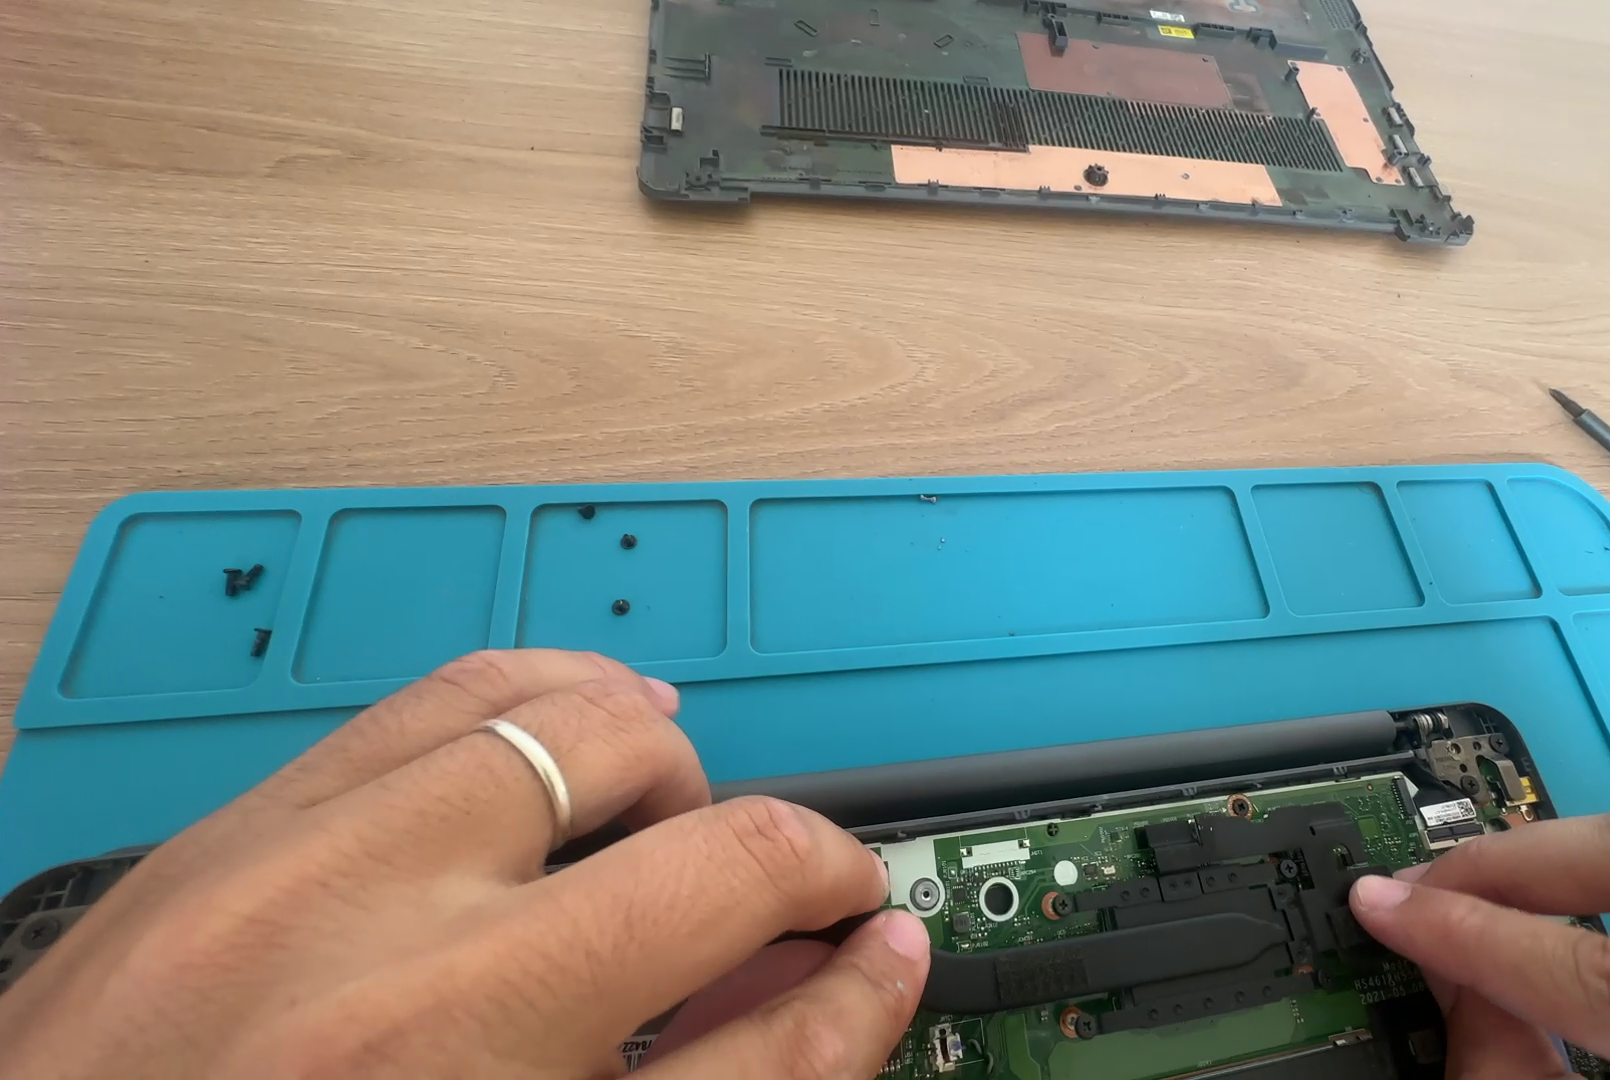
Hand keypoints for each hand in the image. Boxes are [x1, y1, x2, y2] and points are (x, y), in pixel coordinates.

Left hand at [0, 650, 929, 1079]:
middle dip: (797, 865)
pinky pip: (471, 688)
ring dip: (685, 777)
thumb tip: (851, 974)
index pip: (773, 1055)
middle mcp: (397, 1022)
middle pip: (718, 859)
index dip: (858, 993)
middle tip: (778, 898)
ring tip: (677, 816)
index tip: (881, 941)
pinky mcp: (231, 833)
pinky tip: (600, 721)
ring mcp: (297, 897)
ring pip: (605, 732)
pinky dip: (572, 690)